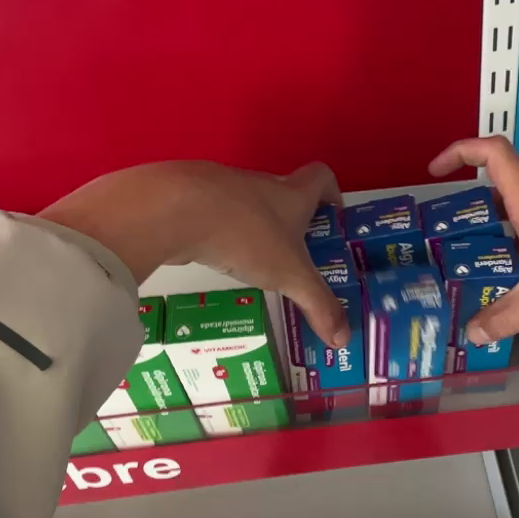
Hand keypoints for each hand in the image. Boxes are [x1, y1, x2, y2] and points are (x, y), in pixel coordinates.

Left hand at [37, 161, 350, 347]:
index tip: (332, 221)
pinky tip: (215, 258)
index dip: (332, 195)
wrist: (174, 209)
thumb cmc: (246, 235)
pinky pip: (213, 215)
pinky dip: (219, 233)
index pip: (321, 177)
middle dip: (293, 224)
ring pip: (247, 206)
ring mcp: (222, 188)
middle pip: (284, 194)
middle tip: (297, 258)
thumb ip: (318, 305)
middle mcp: (260, 184)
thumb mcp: (290, 276)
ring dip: (254, 230)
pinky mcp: (189, 199)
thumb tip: (344, 340)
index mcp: (291, 194)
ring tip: (255, 265)